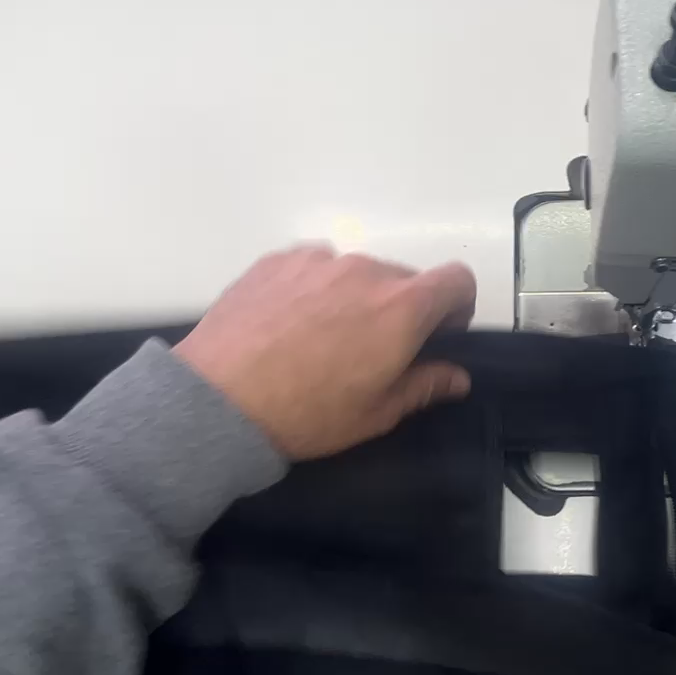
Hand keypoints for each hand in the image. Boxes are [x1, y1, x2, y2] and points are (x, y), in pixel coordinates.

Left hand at [172, 245, 477, 459]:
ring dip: (357, 297)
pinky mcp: (277, 260)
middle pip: (405, 278)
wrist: (218, 401)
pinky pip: (314, 267)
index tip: (437, 336)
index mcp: (401, 307)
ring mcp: (317, 260)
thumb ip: (425, 385)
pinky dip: (316, 288)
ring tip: (323, 338)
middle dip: (402, 309)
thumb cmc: (308, 414)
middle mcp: (365, 270)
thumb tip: (457, 376)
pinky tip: (289, 325)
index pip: (456, 280)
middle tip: (372, 351)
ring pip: (357, 272)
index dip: (457, 307)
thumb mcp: (377, 413)